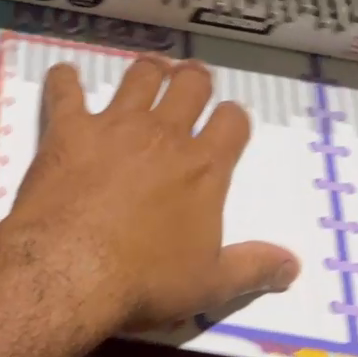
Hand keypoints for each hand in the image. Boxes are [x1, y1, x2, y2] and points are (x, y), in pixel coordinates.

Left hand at [0, 56, 298, 341]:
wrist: (71, 269)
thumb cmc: (144, 281)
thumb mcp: (208, 286)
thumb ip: (251, 269)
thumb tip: (293, 266)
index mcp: (204, 168)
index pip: (232, 122)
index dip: (232, 117)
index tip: (227, 120)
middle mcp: (163, 136)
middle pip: (189, 85)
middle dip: (193, 79)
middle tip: (188, 81)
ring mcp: (113, 127)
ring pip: (139, 77)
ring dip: (146, 70)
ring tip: (147, 71)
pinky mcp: (67, 130)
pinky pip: (65, 90)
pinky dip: (64, 79)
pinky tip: (63, 76)